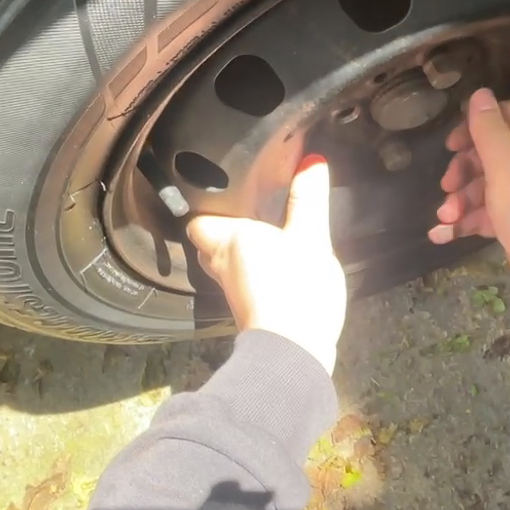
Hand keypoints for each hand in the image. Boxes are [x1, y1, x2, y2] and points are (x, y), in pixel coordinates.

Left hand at [187, 158, 346, 372]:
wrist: (295, 350)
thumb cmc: (296, 286)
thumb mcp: (311, 237)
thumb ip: (309, 199)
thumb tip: (312, 159)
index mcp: (229, 239)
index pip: (197, 221)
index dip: (206, 209)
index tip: (223, 196)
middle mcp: (222, 264)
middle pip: (209, 244)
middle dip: (224, 232)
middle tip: (247, 215)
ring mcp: (234, 292)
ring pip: (226, 266)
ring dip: (239, 255)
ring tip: (264, 239)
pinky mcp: (249, 311)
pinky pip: (244, 283)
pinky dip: (254, 275)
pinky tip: (276, 269)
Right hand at [426, 88, 509, 288]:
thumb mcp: (505, 160)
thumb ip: (488, 126)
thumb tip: (480, 93)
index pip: (505, 115)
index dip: (475, 124)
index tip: (453, 143)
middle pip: (489, 153)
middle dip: (462, 170)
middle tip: (447, 185)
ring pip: (484, 186)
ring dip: (460, 200)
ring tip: (446, 216)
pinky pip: (487, 213)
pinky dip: (466, 221)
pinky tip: (442, 234)